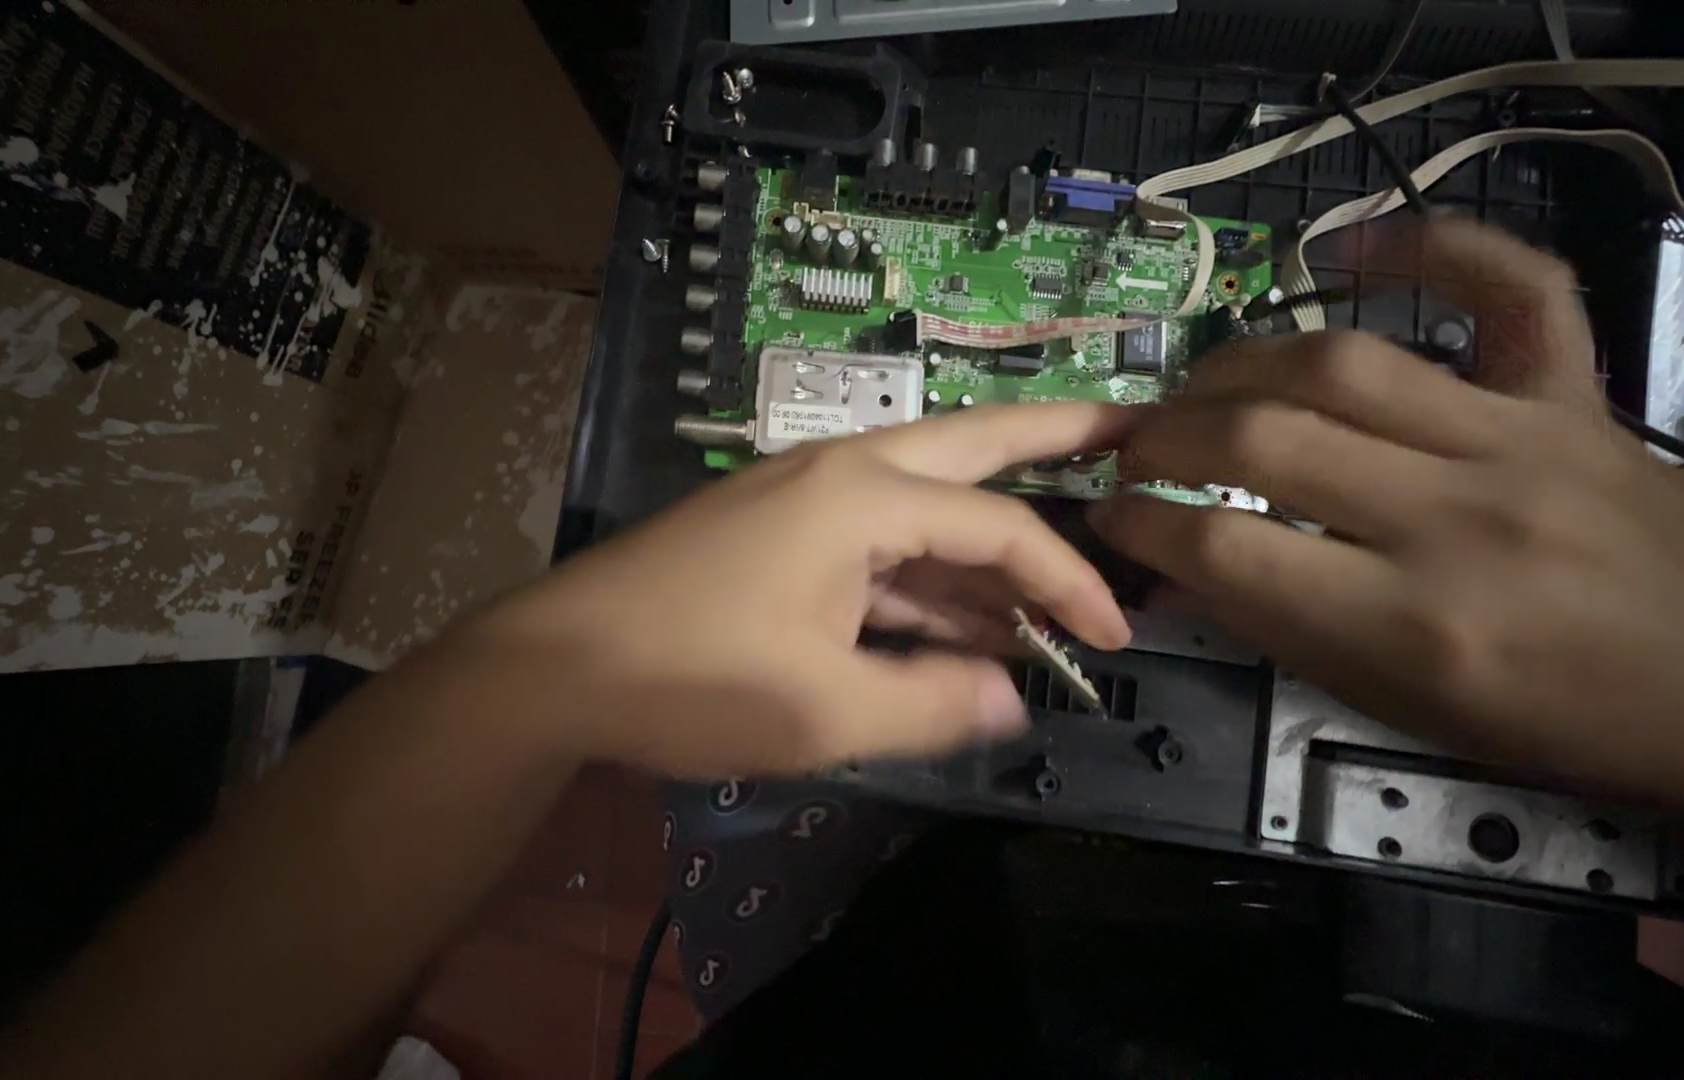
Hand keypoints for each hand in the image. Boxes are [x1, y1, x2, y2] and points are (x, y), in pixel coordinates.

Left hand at [448, 402, 1132, 776]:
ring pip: (924, 509)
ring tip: (1051, 595)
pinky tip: (960, 623)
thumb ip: (933, 703)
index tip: (1114, 639)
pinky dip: (924, 581)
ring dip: (984, 550)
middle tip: (1127, 425)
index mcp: (862, 497)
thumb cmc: (692, 680)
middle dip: (1054, 437)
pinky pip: (877, 548)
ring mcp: (805, 499)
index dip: (1066, 585)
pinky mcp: (780, 534)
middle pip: (971, 446)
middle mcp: (841, 473)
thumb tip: (1013, 702)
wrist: (555, 668)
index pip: (999, 530)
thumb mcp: (825, 709)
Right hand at [1089, 218, 1683, 836]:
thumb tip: (1164, 572)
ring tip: (1193, 390)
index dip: (1139, 527)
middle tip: (1132, 452)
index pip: (1223, 551)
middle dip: (1162, 439)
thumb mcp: (1388, 704)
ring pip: (1339, 362)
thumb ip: (1267, 627)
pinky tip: (1346, 252)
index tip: (1107, 515)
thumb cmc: (1553, 725)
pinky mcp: (1578, 397)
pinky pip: (1512, 290)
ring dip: (1231, 366)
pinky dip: (1429, 249)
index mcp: (1412, 623)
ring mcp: (1526, 439)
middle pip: (1262, 439)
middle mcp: (1460, 518)